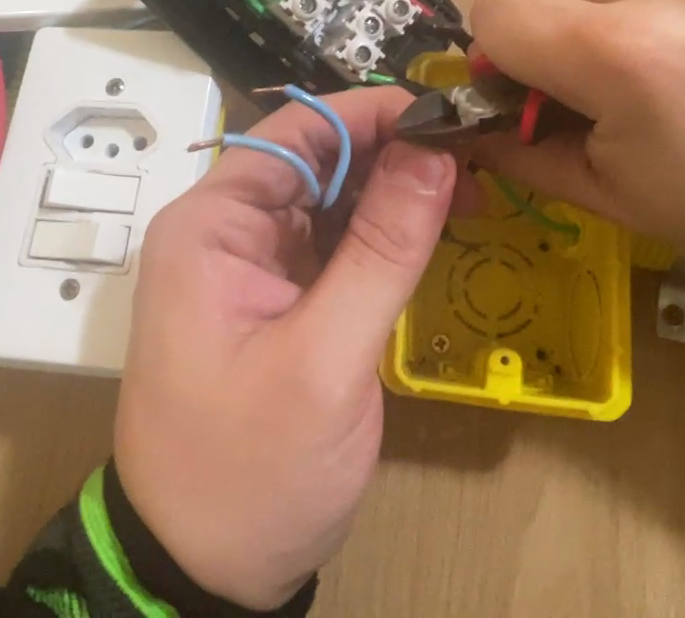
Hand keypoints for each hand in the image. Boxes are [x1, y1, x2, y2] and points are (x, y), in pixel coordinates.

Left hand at [114, 88, 459, 609]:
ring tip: (473, 196)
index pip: (298, 134)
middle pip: (317, 161)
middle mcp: (225, 232)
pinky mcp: (277, 299)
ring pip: (331, 200)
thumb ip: (382, 250)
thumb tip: (434, 151)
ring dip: (396, 193)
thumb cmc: (251, 468)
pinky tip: (433, 234)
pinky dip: (382, 236)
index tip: (451, 117)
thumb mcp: (326, 359)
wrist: (204, 569)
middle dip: (395, 154)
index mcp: (212, 226)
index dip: (374, 115)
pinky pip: (333, 244)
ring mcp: (250, 267)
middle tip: (480, 162)